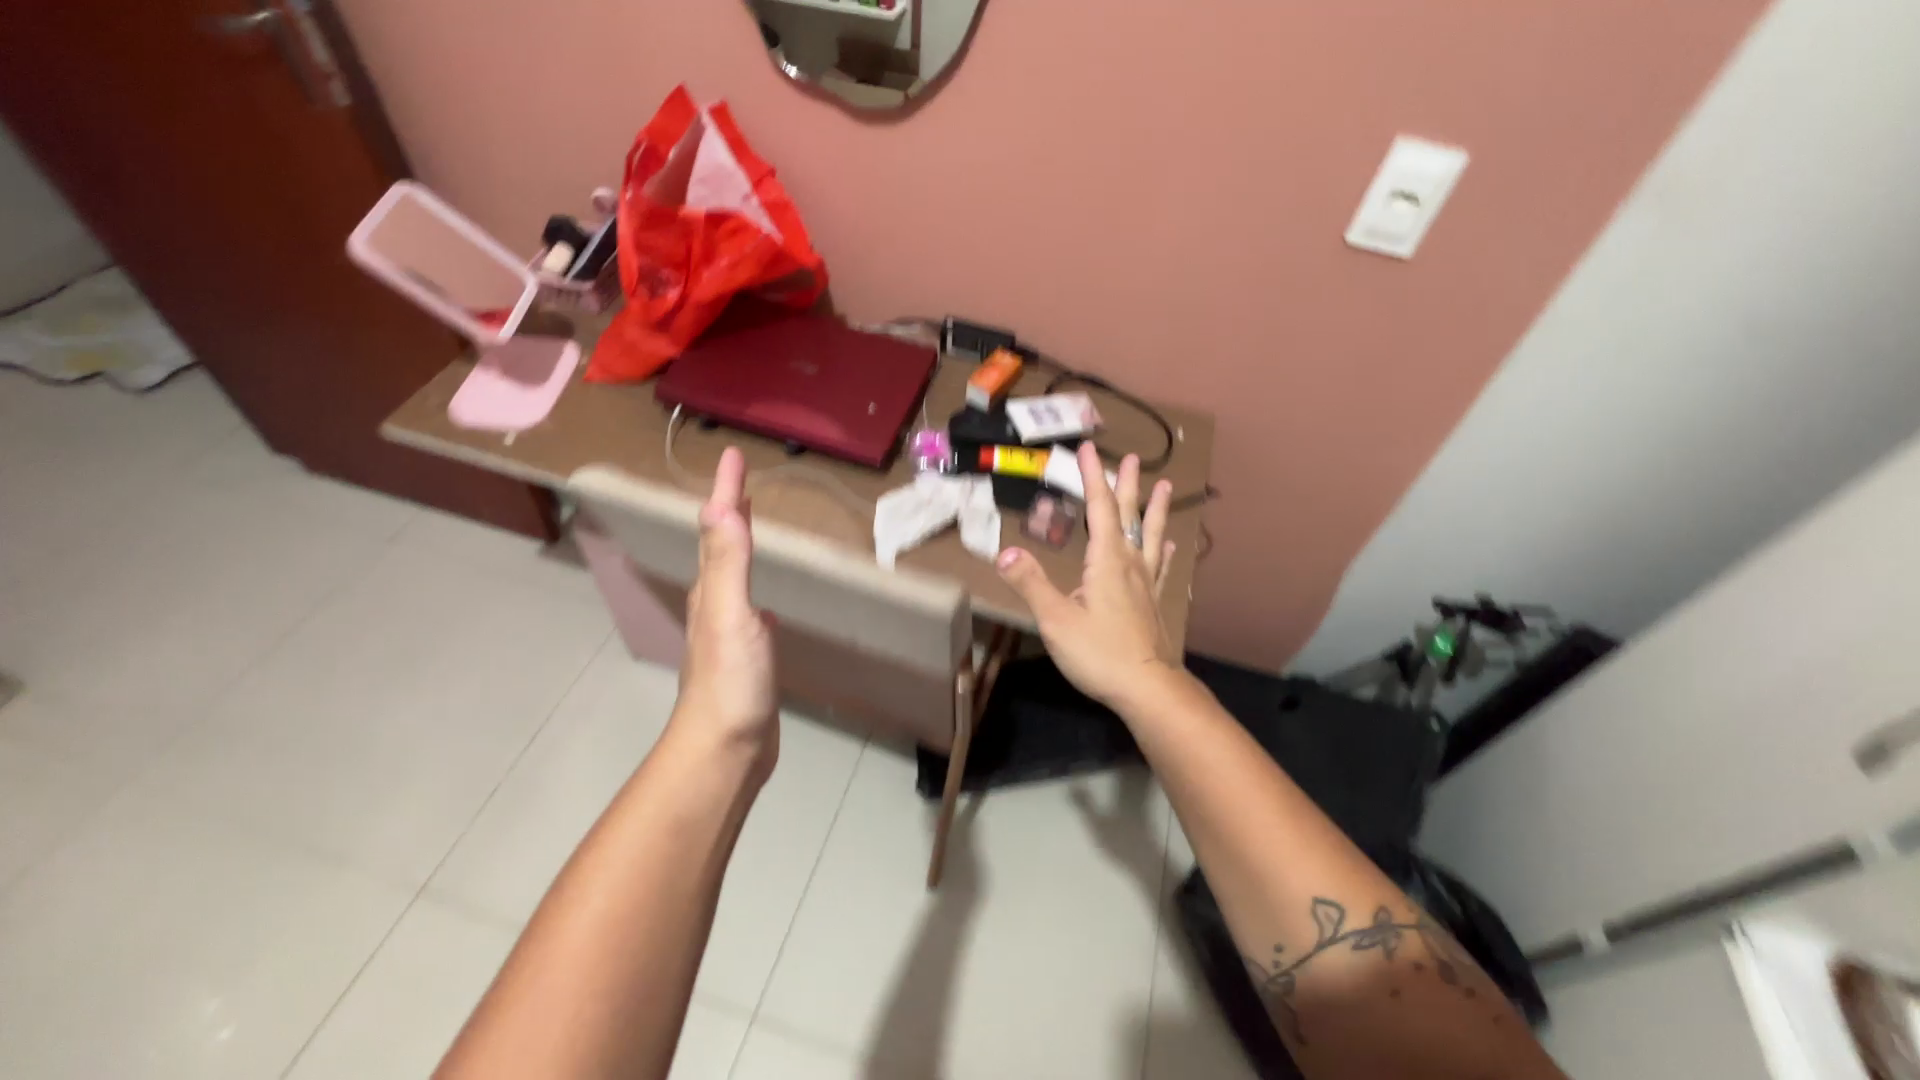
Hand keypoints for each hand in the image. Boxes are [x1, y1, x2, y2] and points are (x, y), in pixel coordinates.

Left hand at [674, 447, 778, 774]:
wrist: (727, 749)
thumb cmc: (730, 682)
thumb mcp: (731, 614)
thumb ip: (728, 562)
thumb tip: (721, 504)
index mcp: (711, 591)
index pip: (717, 529)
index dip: (726, 491)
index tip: (733, 455)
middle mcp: (715, 607)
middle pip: (719, 549)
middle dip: (728, 514)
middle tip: (740, 484)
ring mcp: (729, 636)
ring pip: (732, 579)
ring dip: (740, 549)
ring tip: (750, 530)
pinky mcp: (746, 661)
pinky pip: (750, 613)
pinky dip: (755, 596)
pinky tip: (766, 608)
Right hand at [996, 443, 1180, 711]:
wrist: (1148, 688)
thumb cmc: (1099, 653)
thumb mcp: (1055, 620)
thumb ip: (1031, 583)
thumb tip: (1005, 551)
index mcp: (1106, 562)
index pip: (1099, 509)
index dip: (1092, 477)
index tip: (1088, 449)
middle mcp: (1130, 564)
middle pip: (1128, 516)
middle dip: (1126, 486)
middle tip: (1131, 458)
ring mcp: (1146, 584)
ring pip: (1150, 537)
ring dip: (1155, 510)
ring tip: (1164, 487)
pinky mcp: (1154, 604)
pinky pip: (1160, 568)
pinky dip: (1163, 551)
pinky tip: (1169, 546)